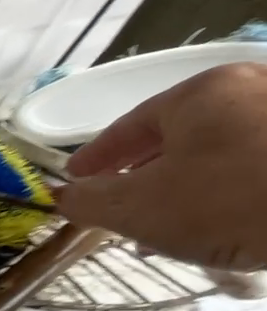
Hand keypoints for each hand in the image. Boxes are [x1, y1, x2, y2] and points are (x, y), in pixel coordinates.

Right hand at [58, 62, 266, 269]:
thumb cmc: (232, 200)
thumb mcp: (134, 208)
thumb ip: (85, 200)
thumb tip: (64, 195)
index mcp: (203, 91)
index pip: (128, 126)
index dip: (94, 158)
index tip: (75, 181)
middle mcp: (258, 86)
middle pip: (182, 136)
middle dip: (146, 175)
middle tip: (124, 208)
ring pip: (226, 151)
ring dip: (193, 185)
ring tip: (177, 224)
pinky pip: (265, 164)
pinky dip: (239, 188)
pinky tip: (232, 220)